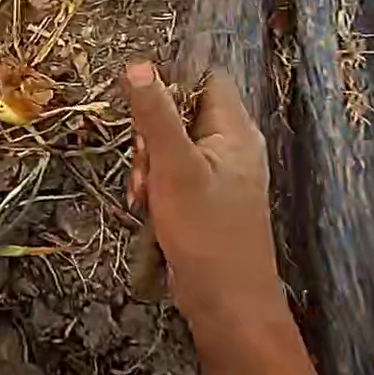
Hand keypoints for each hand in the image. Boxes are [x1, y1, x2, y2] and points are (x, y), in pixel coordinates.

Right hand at [122, 61, 350, 374]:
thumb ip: (154, 114)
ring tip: (143, 192)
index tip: (141, 99)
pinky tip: (145, 206)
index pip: (206, 77)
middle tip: (144, 162)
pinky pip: (173, 171)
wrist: (228, 310)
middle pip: (181, 110)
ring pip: (171, 142)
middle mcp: (231, 145)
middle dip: (152, 132)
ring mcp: (219, 173)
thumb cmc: (206, 232)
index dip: (173, 78)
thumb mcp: (174, 167)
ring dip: (149, 162)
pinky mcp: (205, 196)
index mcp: (235, 129)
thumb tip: (138, 64)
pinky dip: (156, 182)